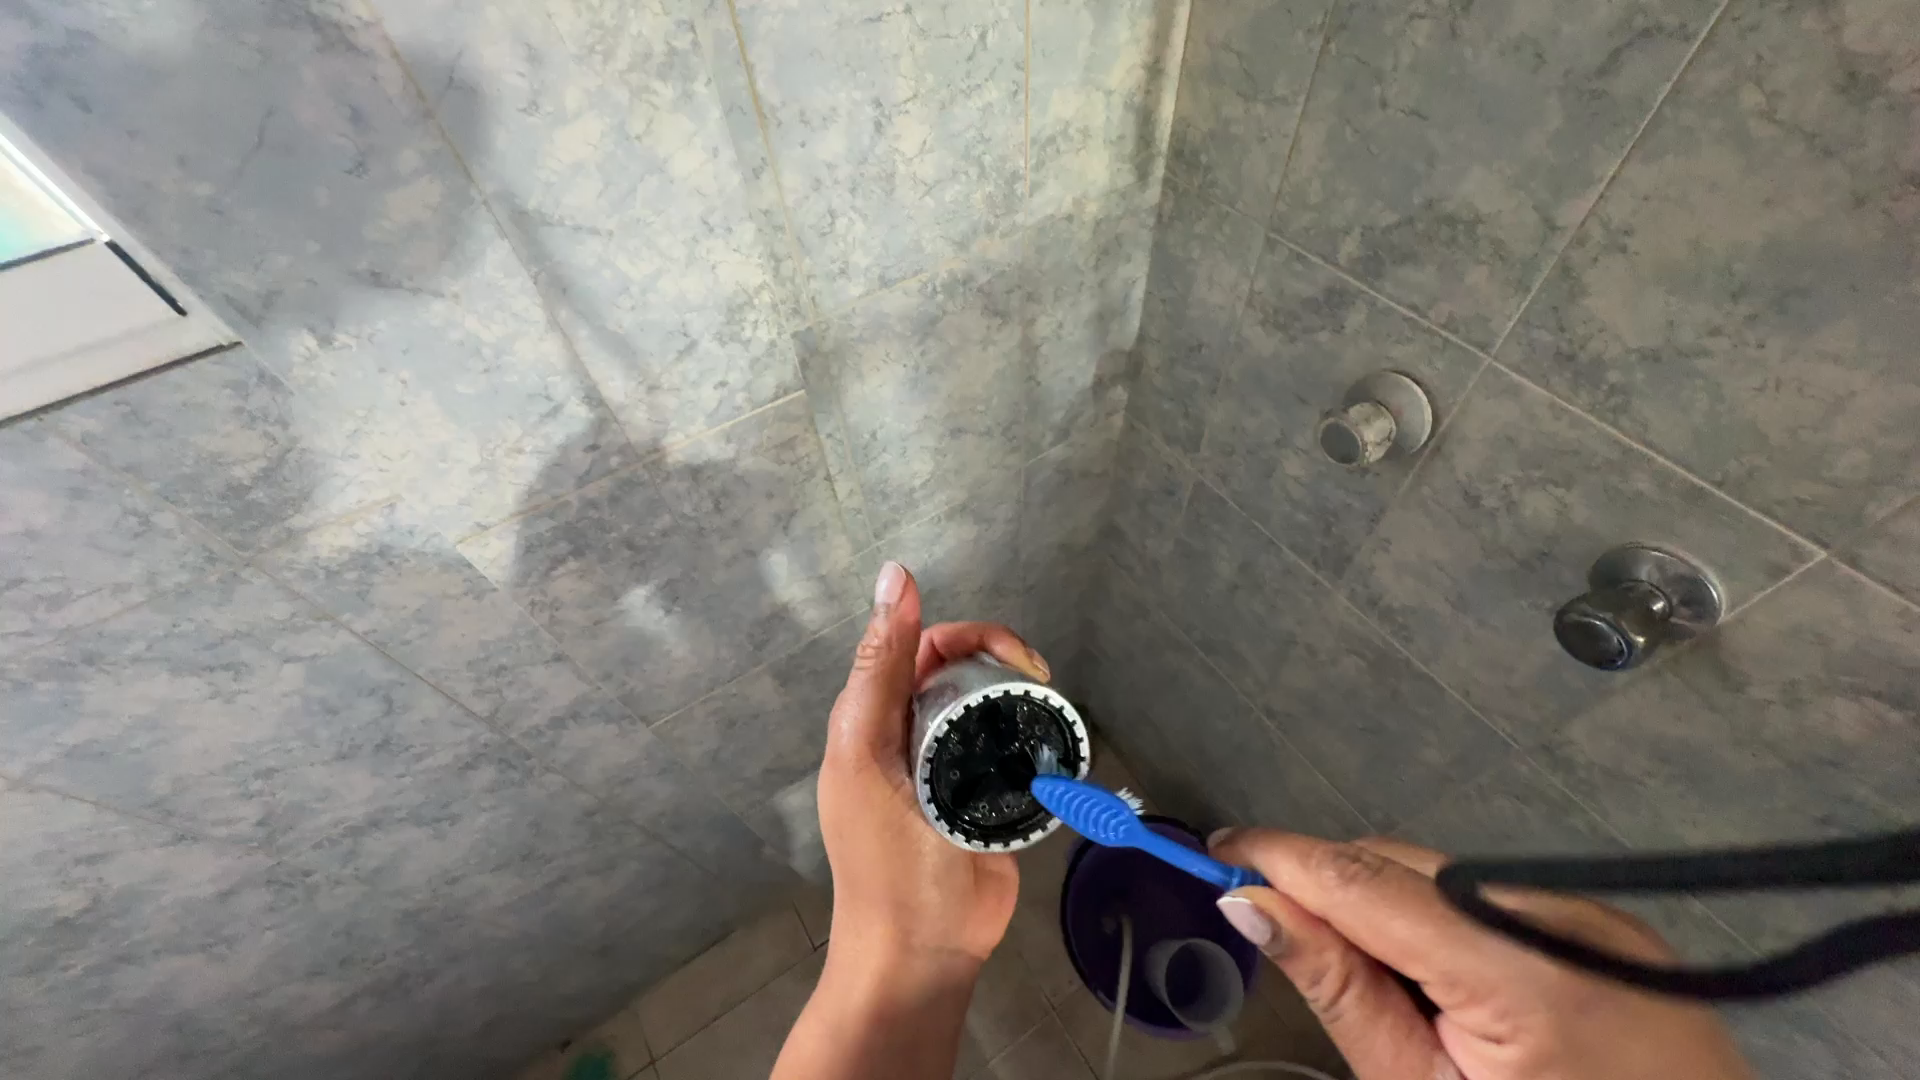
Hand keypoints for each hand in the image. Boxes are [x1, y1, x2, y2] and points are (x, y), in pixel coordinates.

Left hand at [771, 563, 1051, 1079]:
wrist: (925, 953)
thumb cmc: (888, 859)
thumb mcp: (869, 753)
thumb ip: (882, 667)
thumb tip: (894, 572)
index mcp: (875, 717)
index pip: (920, 643)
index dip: (965, 633)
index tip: (1014, 654)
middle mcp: (913, 731)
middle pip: (961, 667)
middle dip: (1000, 660)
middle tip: (1040, 678)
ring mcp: (951, 763)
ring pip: (988, 700)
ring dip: (1017, 695)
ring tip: (1047, 708)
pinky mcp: (984, 793)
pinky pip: (1007, 744)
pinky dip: (1028, 734)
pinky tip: (1049, 741)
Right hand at [1209, 830, 1754, 1079]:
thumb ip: (1337, 986)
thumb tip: (1248, 901)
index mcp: (1521, 969)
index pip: (1361, 878)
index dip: (1278, 854)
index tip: (1216, 851)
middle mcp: (1562, 914)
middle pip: (1397, 864)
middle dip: (1327, 886)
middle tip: (1289, 939)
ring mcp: (1595, 914)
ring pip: (1432, 870)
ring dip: (1377, 900)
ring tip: (1379, 981)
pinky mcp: (1607, 923)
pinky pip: (1479, 891)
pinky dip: (1432, 915)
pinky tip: (1437, 977)